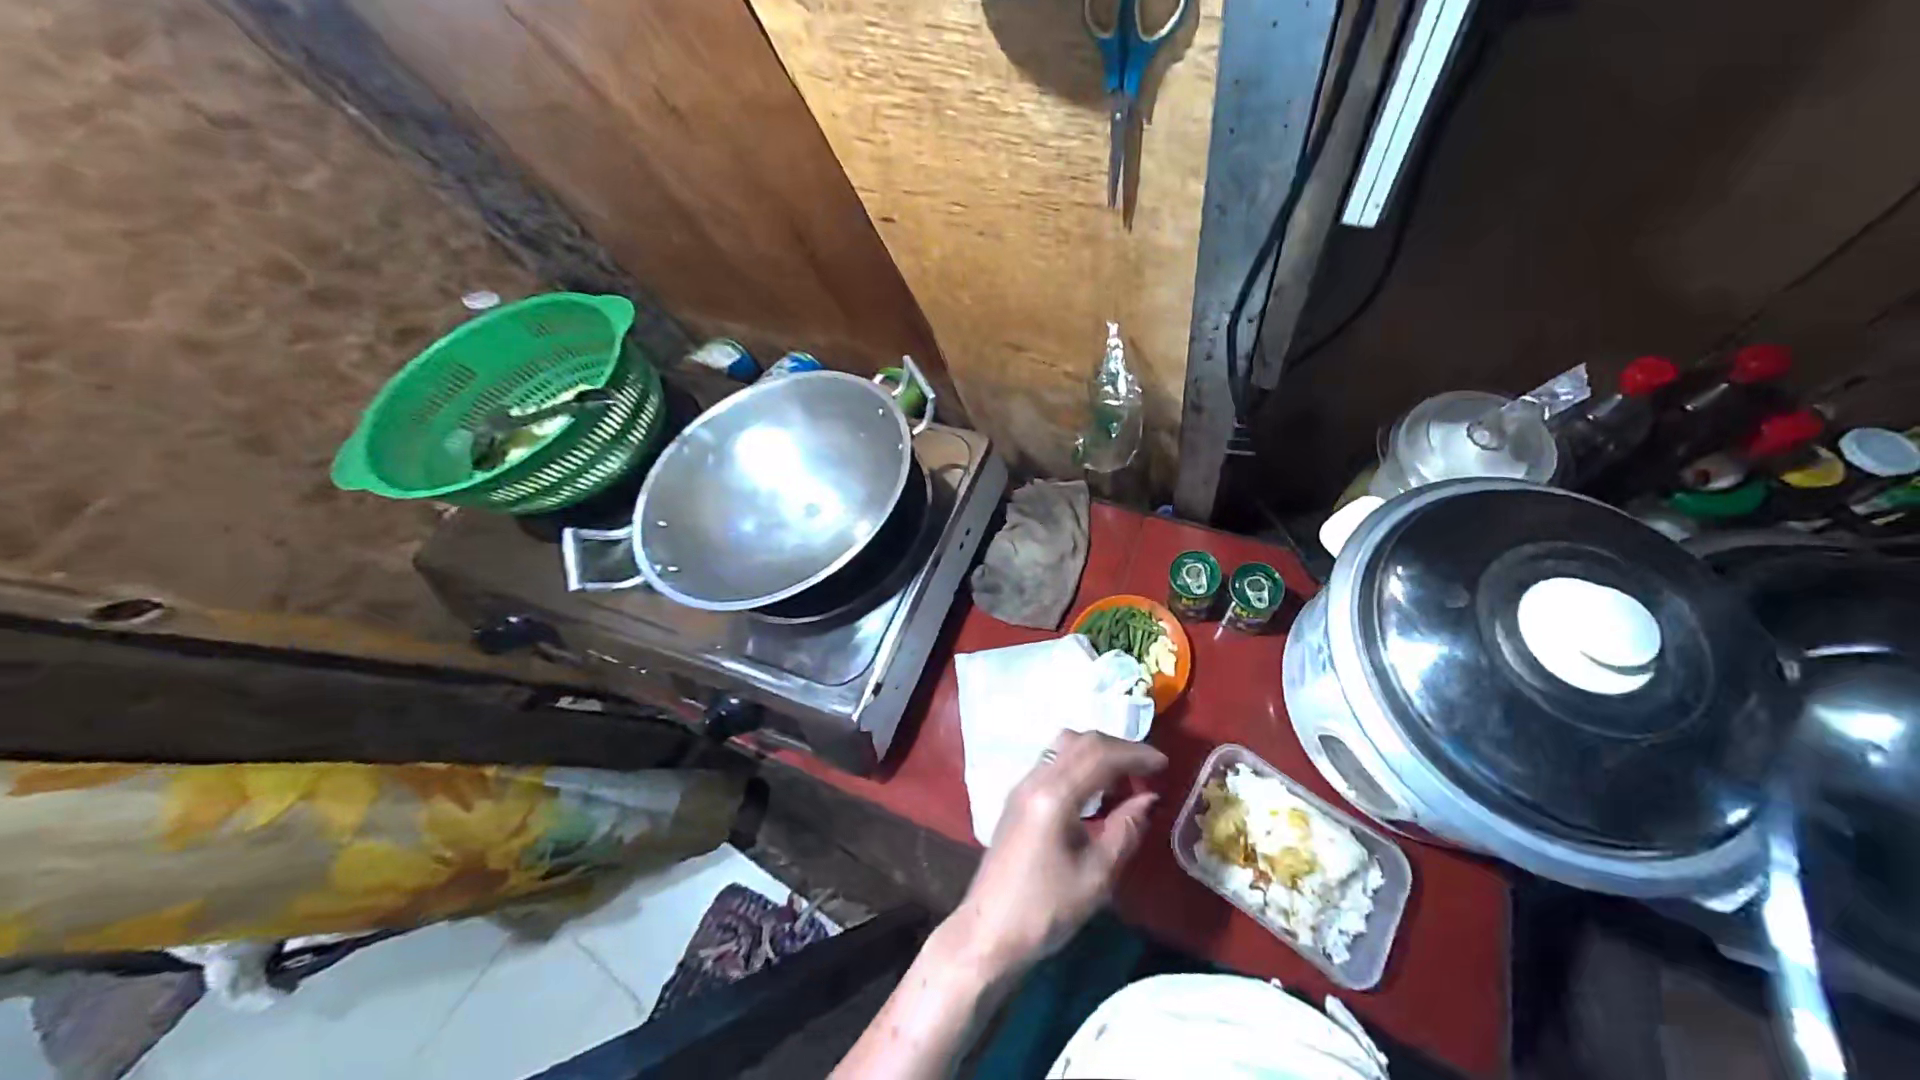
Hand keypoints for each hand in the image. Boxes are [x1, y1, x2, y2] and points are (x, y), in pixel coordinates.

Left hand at [945, 731, 1167, 975]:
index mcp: (1053, 796)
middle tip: (1149, 769)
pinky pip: (1054, 763)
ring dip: (1098, 753)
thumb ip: (1126, 830)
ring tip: (1127, 780)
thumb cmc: (1045, 911)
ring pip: (1064, 747)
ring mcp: (1022, 786)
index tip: (1165, 764)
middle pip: (1080, 741)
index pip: (1099, 755)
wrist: (989, 932)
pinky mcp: (1018, 798)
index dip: (1136, 754)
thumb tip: (1150, 797)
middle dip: (1118, 748)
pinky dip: (1080, 764)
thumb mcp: (1096, 877)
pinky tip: (1098, 792)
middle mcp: (1034, 780)